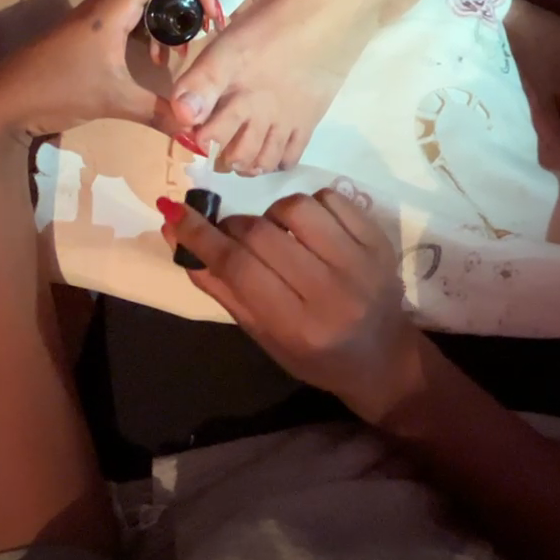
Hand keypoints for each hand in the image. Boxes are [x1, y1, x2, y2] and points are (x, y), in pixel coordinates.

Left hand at [0, 0, 223, 140]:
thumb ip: (159, 113)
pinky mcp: (93, 28)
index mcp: (114, 5)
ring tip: (181, 49)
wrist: (7, 101)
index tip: (212, 16)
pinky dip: (152, 25)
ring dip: (170, 8)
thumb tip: (197, 132)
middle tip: (203, 24)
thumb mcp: (114, 102)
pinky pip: (133, 10)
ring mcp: (98, 12)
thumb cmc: (57, 91)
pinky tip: (155, 60)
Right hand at [161, 188, 428, 421]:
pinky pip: (329, 199)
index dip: (200, 236)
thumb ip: (219, 286)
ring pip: (295, 207)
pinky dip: (307, 205)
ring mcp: (360, 263)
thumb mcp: (261, 334)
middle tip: (228, 235)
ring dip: (270, 214)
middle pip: (261, 234)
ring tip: (273, 234)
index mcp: (298, 325)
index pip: (238, 267)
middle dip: (232, 226)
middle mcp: (331, 292)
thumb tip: (175, 235)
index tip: (176, 213)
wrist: (384, 360)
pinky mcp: (378, 241)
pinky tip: (305, 228)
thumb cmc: (314, 356)